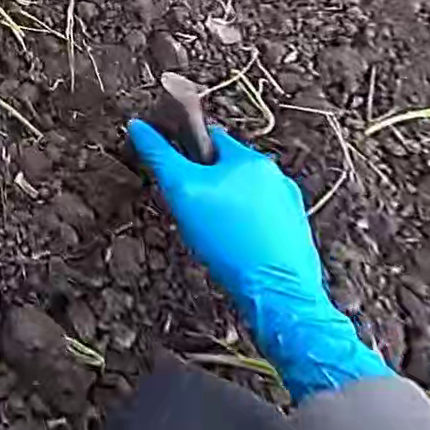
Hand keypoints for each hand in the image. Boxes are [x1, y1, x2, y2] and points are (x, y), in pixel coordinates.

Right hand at [127, 121, 391, 399]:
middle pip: (223, 163)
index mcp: (251, 162)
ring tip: (202, 226)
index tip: (166, 161)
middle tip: (182, 199)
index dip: (184, 145)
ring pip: (240, 189)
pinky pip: (255, 213)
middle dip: (200, 175)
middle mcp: (275, 178)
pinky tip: (226, 243)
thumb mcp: (183, 193)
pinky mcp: (293, 235)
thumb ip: (159, 156)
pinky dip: (237, 219)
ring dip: (218, 199)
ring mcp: (288, 207)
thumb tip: (136, 126)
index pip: (208, 136)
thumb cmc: (230, 242)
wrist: (284, 303)